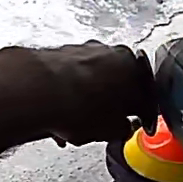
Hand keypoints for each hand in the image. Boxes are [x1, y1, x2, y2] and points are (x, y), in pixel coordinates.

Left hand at [0, 42, 155, 145]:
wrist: (36, 91)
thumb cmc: (75, 105)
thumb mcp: (109, 130)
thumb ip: (122, 129)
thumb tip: (121, 129)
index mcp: (133, 68)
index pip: (146, 95)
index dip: (144, 115)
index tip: (140, 125)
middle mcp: (110, 53)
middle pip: (117, 84)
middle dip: (112, 105)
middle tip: (108, 123)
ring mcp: (83, 51)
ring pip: (91, 81)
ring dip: (87, 102)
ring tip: (77, 125)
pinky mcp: (58, 55)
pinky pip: (69, 79)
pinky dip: (67, 96)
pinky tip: (59, 114)